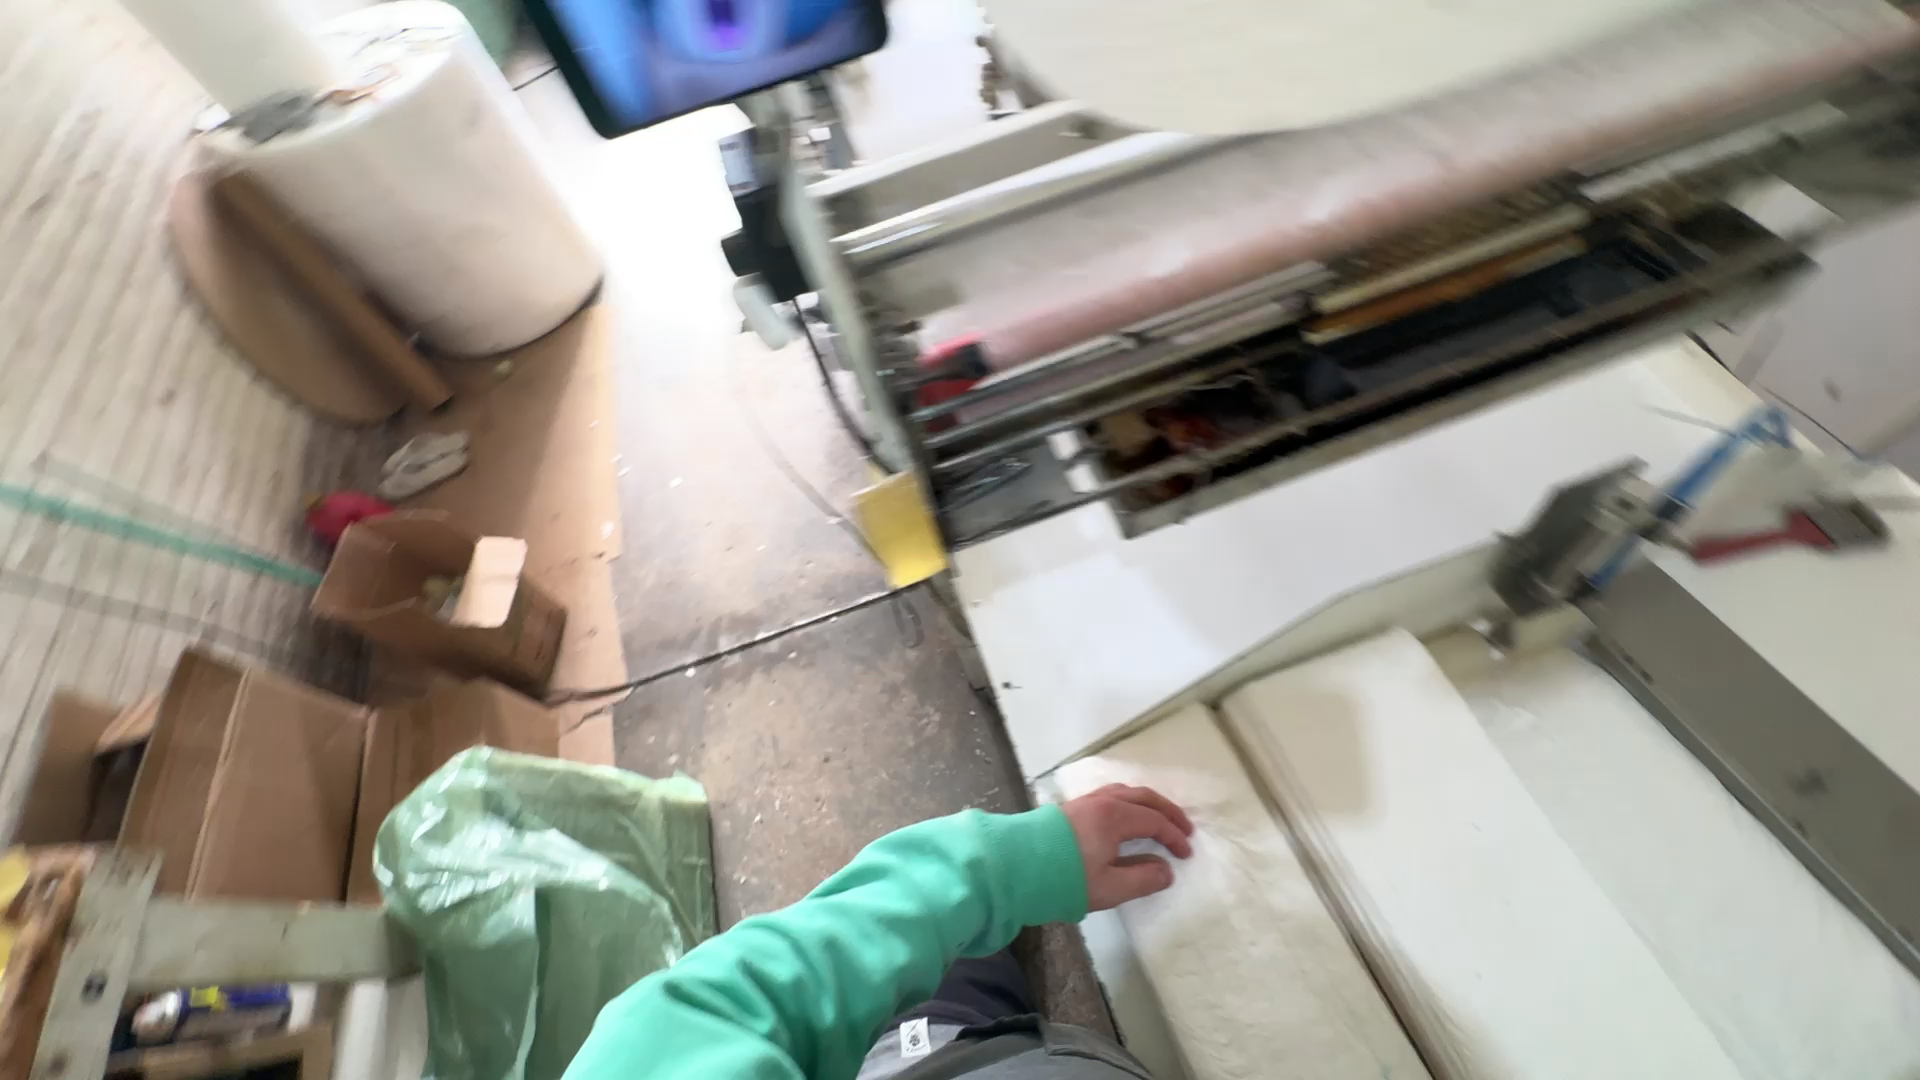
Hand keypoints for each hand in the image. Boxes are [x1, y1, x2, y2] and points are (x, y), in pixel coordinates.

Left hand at [1061, 784, 1194, 910]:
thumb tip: (1166, 870)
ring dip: (1147, 803)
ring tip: (1159, 819)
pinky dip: (1129, 802)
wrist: (1018, 863)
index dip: (1174, 836)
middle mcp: (1102, 801)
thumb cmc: (1066, 877)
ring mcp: (1085, 801)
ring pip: (1125, 792)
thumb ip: (1142, 879)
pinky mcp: (1072, 807)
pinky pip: (1110, 795)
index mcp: (1114, 817)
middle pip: (1143, 797)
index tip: (1186, 854)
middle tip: (1185, 828)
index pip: (1154, 821)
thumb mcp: (1110, 887)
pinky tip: (1128, 816)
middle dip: (1167, 811)